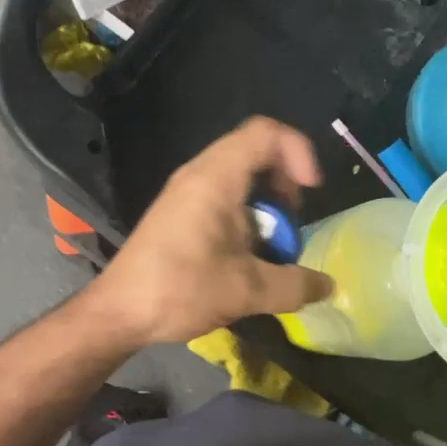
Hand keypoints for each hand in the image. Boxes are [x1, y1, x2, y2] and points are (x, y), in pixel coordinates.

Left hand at [84, 117, 334, 346]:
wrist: (118, 312)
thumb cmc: (180, 290)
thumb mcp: (247, 291)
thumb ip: (295, 285)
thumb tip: (328, 286)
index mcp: (216, 178)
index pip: (266, 133)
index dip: (298, 152)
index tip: (309, 192)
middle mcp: (200, 174)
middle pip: (256, 151)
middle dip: (285, 183)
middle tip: (292, 224)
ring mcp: (187, 192)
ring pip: (241, 176)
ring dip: (267, 205)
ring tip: (273, 248)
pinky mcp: (180, 211)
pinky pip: (224, 195)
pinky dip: (247, 215)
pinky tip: (248, 256)